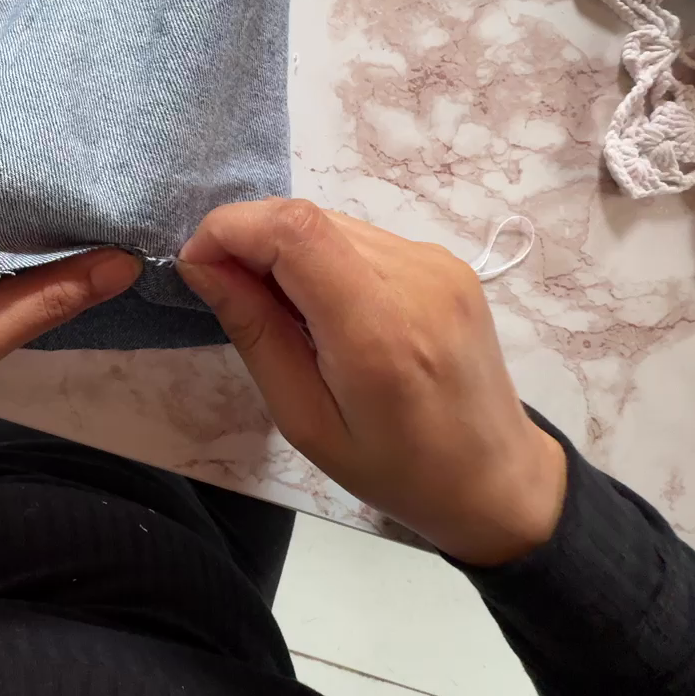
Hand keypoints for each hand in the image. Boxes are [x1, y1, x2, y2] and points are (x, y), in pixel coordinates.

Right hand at [176, 199, 565, 564]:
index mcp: (378, 332)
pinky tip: (317, 301)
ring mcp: (434, 262)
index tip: (197, 262)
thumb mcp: (302, 417)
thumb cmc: (391, 467)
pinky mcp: (440, 259)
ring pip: (324, 222)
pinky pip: (352, 235)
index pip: (294, 231)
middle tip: (225, 288)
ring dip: (277, 247)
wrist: (497, 478)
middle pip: (302, 217)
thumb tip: (200, 263)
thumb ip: (253, 331)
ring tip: (277, 305)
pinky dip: (313, 253)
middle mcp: (414, 279)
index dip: (230, 228)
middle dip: (244, 238)